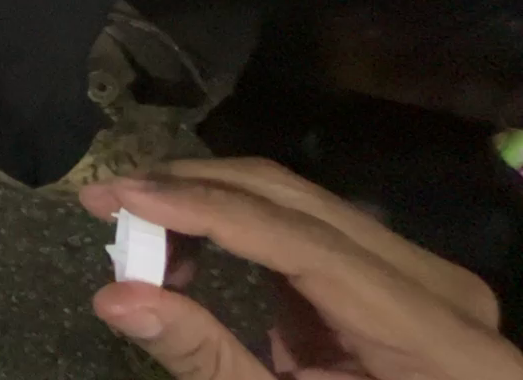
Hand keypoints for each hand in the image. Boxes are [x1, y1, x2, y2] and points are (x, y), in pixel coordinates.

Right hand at [81, 159, 522, 379]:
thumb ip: (205, 359)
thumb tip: (111, 296)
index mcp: (444, 346)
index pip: (304, 243)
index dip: (205, 210)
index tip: (118, 197)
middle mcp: (436, 286)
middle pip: (287, 198)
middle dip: (184, 189)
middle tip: (104, 201)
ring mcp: (409, 268)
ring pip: (279, 192)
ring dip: (192, 197)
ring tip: (135, 234)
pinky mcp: (373, 262)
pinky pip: (283, 213)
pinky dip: (216, 216)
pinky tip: (178, 246)